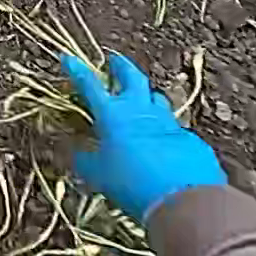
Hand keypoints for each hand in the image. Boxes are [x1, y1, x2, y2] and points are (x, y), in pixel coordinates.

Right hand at [60, 52, 225, 220]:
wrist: (182, 198)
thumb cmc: (131, 182)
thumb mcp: (99, 175)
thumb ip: (86, 162)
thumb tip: (75, 155)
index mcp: (113, 114)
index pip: (90, 86)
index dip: (78, 71)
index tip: (68, 58)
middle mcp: (139, 110)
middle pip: (131, 77)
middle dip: (121, 66)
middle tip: (115, 59)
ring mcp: (166, 121)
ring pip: (156, 99)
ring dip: (147, 96)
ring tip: (142, 97)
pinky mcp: (187, 138)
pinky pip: (173, 128)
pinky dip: (164, 130)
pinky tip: (163, 142)